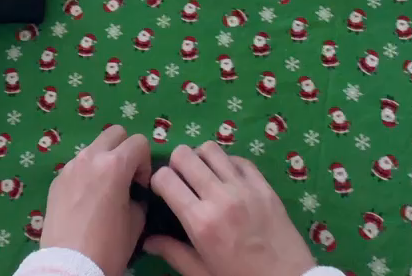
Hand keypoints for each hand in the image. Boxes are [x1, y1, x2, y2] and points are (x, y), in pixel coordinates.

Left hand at [39, 125, 151, 275]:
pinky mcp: (57, 178)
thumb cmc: (107, 247)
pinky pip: (78, 165)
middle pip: (115, 132)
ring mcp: (71, 165)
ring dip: (104, 160)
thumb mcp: (135, 223)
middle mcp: (91, 156)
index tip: (140, 186)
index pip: (139, 142)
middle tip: (125, 178)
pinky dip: (87, 173)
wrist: (68, 266)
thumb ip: (138, 197)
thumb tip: (134, 192)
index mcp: (114, 165)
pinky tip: (85, 201)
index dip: (145, 163)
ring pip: (94, 147)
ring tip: (103, 190)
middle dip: (125, 150)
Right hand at [144, 143, 316, 275]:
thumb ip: (173, 253)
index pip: (165, 178)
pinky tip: (228, 179)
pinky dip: (227, 163)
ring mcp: (243, 187)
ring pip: (210, 149)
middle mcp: (220, 197)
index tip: (162, 191)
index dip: (158, 181)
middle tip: (182, 180)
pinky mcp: (263, 185)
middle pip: (184, 154)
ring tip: (204, 175)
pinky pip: (238, 158)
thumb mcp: (203, 275)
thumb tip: (148, 239)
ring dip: (201, 158)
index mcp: (201, 222)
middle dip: (176, 164)